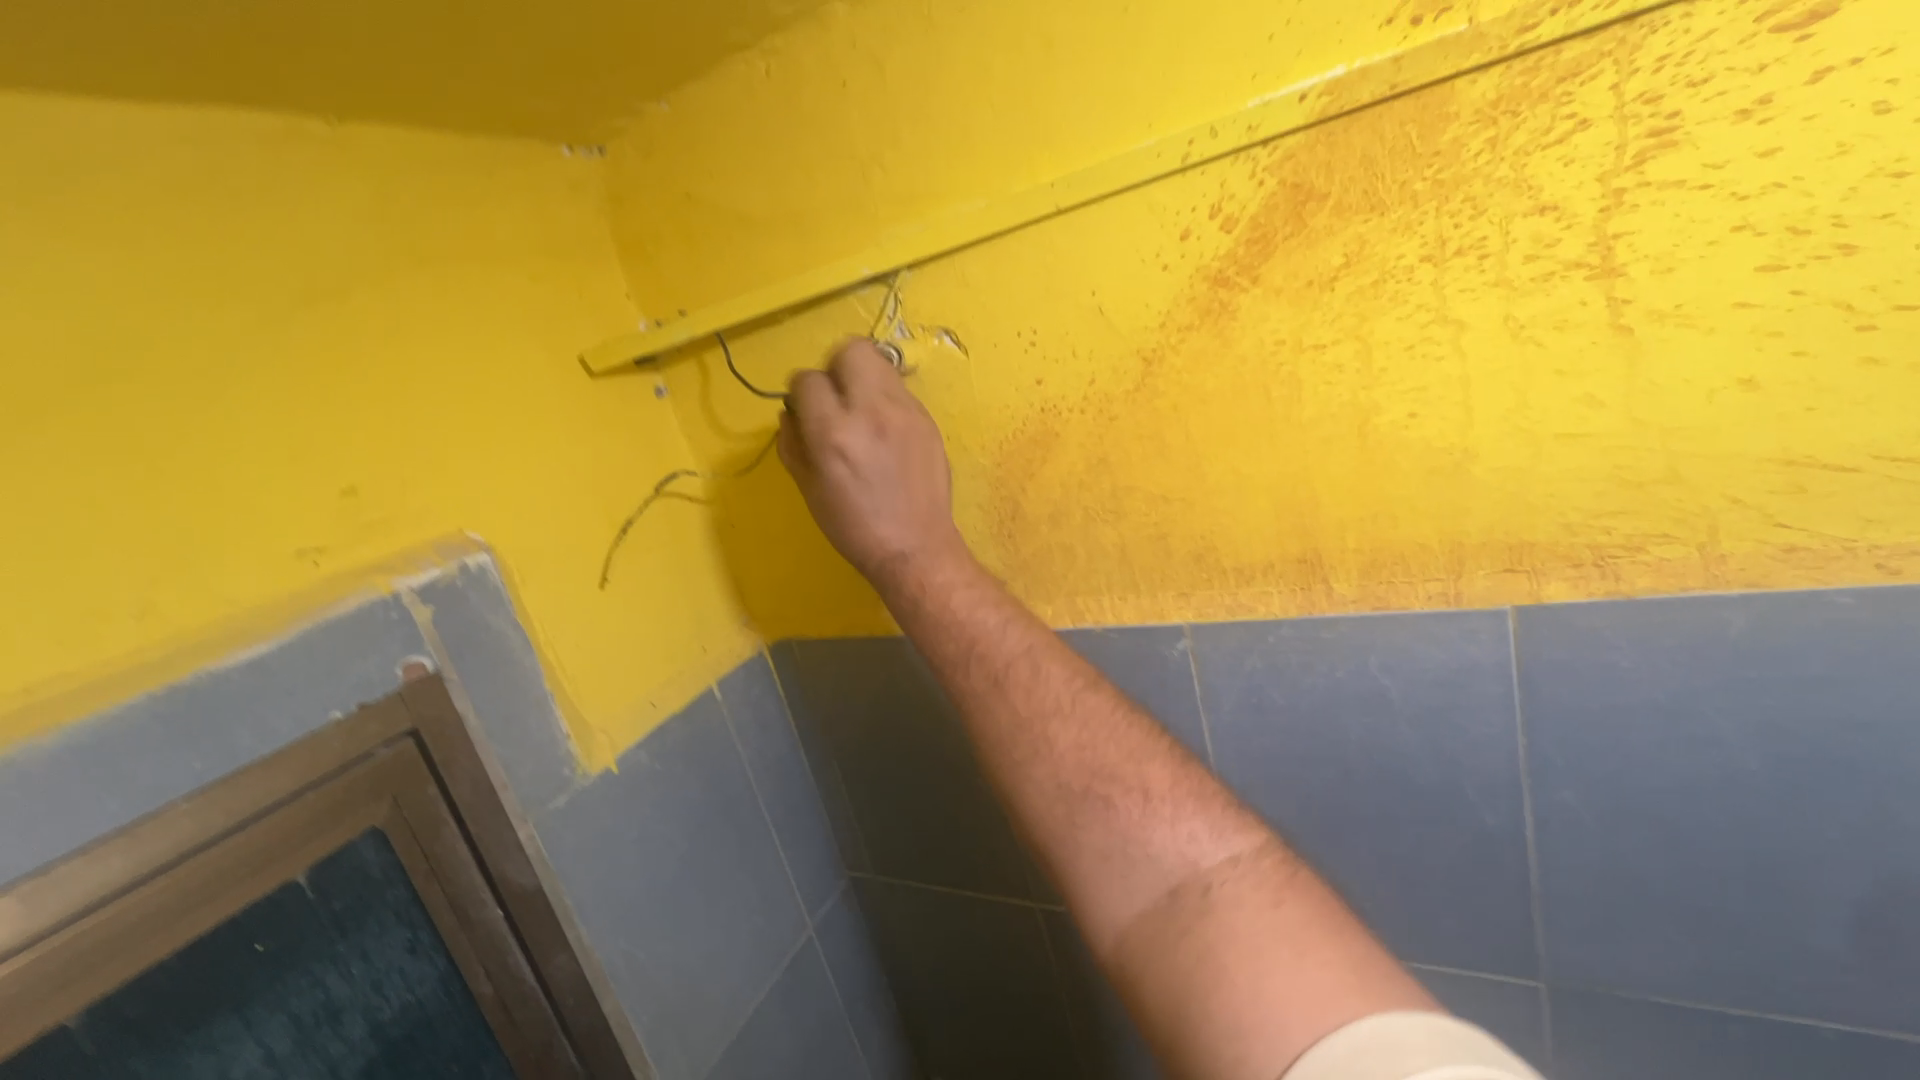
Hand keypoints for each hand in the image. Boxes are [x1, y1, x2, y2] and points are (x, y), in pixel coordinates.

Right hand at [779, 339, 969, 586]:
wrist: (915, 547)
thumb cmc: (854, 527)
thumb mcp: (809, 490)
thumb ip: (793, 443)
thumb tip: (791, 413)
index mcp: (833, 432)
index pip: (807, 379)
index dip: (801, 394)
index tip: (806, 412)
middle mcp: (870, 411)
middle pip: (850, 350)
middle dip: (836, 368)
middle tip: (836, 399)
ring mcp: (905, 412)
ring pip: (880, 363)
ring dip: (864, 379)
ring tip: (863, 412)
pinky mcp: (928, 419)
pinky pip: (900, 390)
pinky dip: (887, 401)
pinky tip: (887, 432)